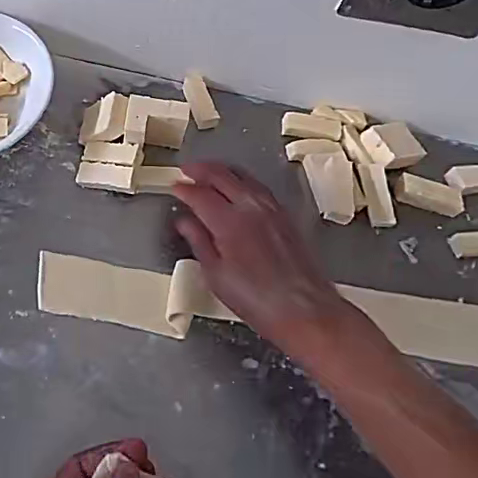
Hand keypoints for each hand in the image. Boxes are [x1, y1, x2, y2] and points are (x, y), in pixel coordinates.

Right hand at [170, 162, 372, 356]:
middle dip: (200, 169)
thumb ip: (198, 242)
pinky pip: (257, 184)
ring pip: (241, 174)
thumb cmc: (258, 300)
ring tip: (208, 173)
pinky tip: (237, 186)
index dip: (184, 189)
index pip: (200, 193)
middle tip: (186, 170)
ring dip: (221, 170)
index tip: (174, 188)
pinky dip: (241, 179)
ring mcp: (270, 207)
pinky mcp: (284, 213)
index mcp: (229, 221)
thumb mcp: (216, 275)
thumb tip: (185, 222)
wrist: (303, 308)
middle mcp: (250, 206)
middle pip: (221, 174)